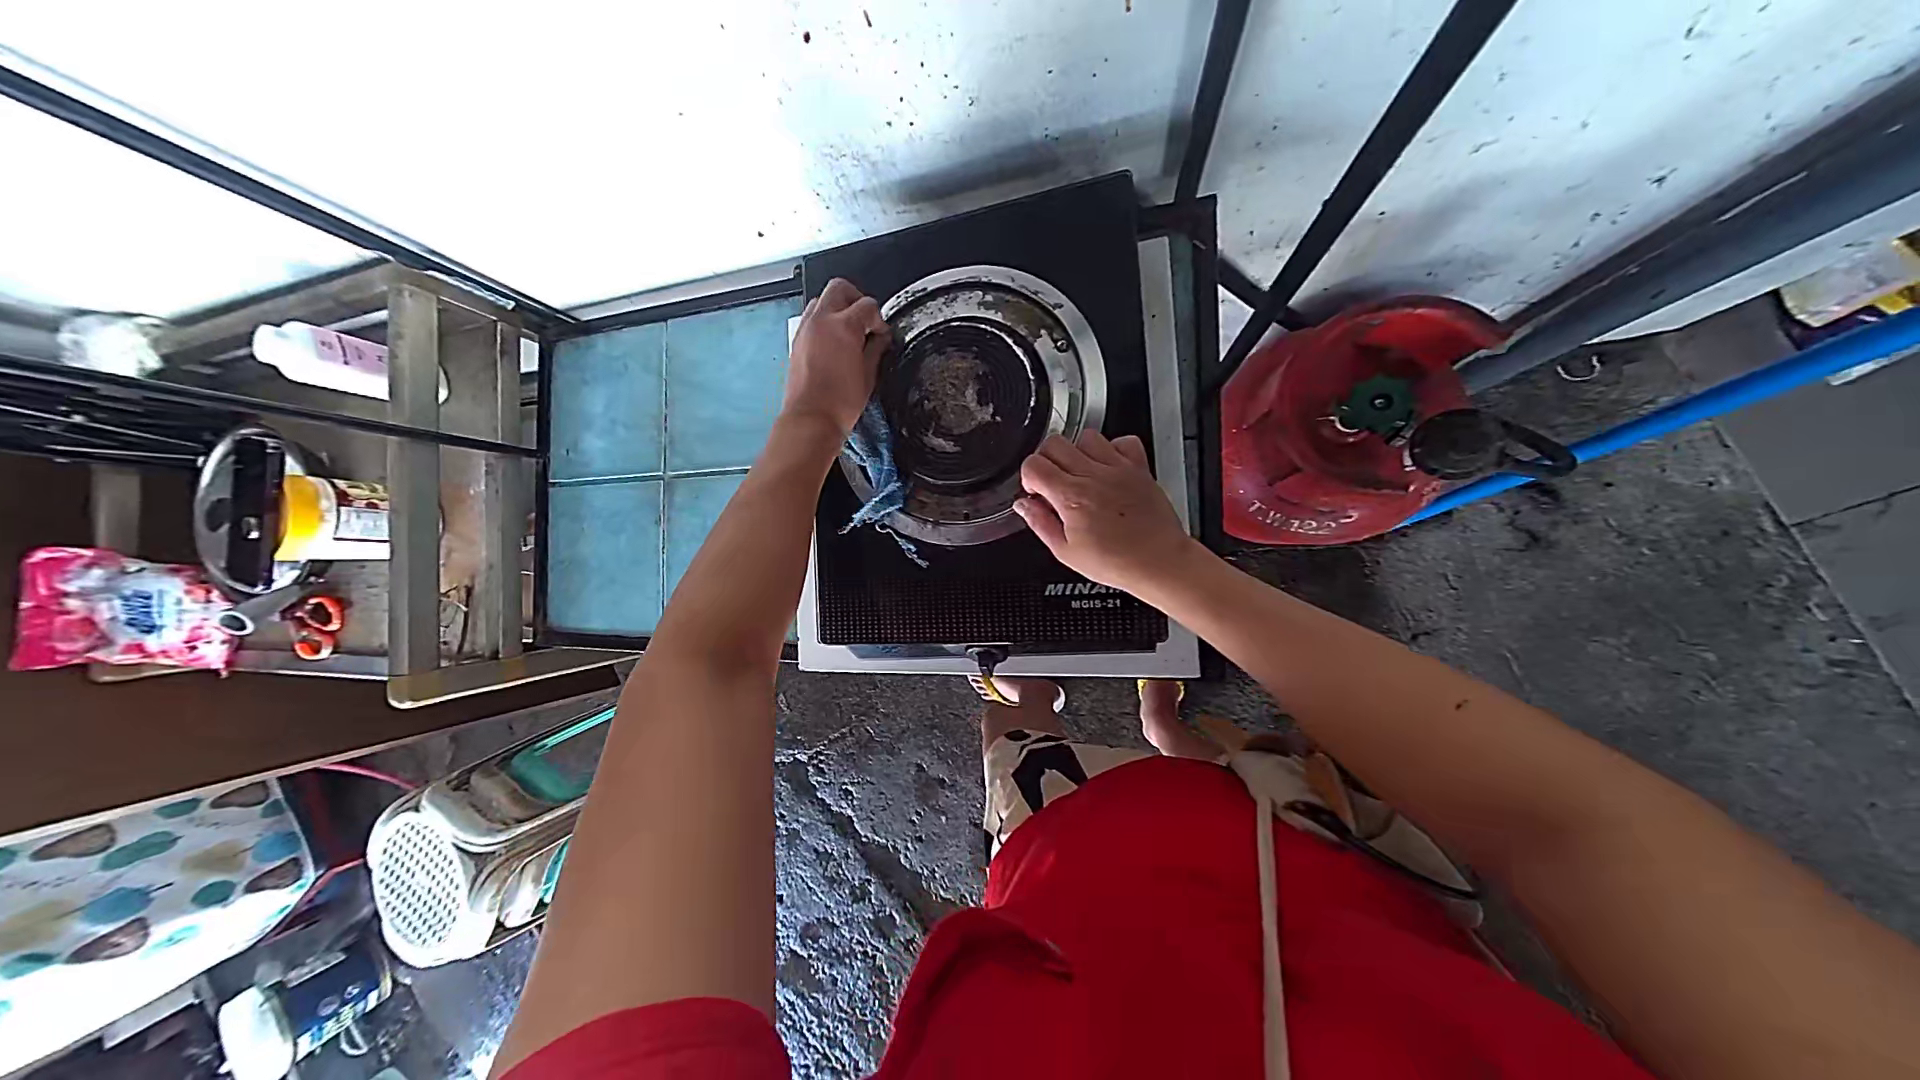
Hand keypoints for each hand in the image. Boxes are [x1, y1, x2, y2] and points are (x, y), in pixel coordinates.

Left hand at [783, 278, 889, 436]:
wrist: (812, 419)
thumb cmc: (839, 403)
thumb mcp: (869, 374)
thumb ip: (876, 349)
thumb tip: (880, 339)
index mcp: (843, 325)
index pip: (868, 305)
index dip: (879, 319)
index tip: (881, 334)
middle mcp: (821, 321)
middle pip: (840, 288)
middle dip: (856, 299)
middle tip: (866, 319)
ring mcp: (806, 329)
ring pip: (822, 300)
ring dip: (838, 308)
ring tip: (849, 330)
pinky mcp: (797, 342)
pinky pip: (811, 318)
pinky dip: (824, 322)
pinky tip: (835, 343)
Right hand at [1015, 432, 1197, 593]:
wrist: (1159, 562)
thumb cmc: (1118, 562)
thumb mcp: (1066, 552)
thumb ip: (1040, 523)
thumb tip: (1024, 506)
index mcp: (1072, 497)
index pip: (1034, 464)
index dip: (1028, 478)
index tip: (1036, 492)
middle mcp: (1095, 476)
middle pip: (1054, 443)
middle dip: (1046, 461)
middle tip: (1053, 483)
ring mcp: (1119, 469)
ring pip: (1086, 436)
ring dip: (1077, 453)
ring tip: (1080, 475)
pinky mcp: (1139, 469)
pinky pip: (1123, 441)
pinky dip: (1112, 449)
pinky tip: (1107, 469)